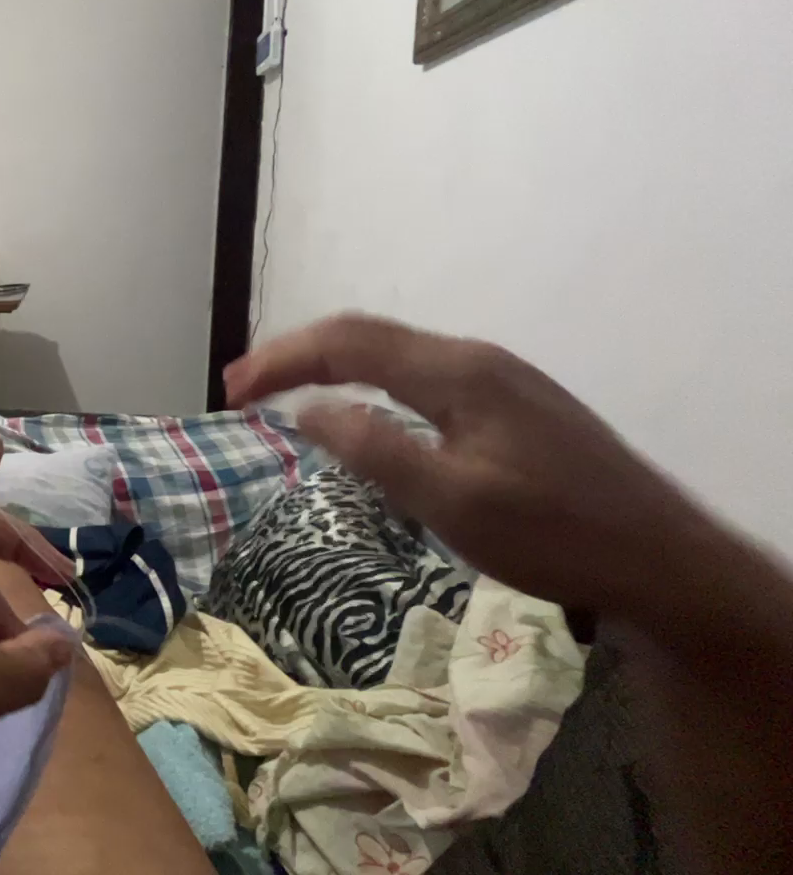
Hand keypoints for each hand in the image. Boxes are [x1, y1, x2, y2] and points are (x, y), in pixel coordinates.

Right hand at [225, 313, 721, 623]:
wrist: (668, 565)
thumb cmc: (553, 536)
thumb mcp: (450, 501)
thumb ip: (372, 449)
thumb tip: (306, 410)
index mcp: (455, 373)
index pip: (344, 343)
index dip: (278, 361)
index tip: (230, 393)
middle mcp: (471, 357)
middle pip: (360, 333)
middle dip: (291, 353)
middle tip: (238, 387)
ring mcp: (492, 374)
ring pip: (384, 347)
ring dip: (321, 361)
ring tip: (274, 388)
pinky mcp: (502, 398)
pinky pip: (408, 367)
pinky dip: (356, 374)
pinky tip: (347, 399)